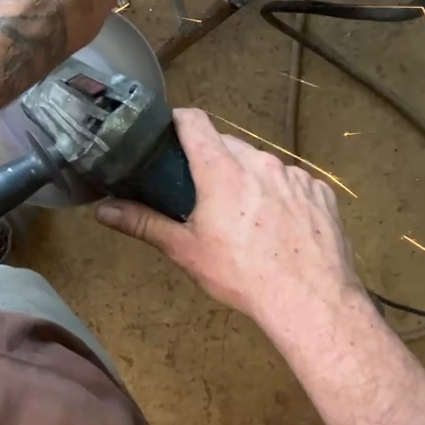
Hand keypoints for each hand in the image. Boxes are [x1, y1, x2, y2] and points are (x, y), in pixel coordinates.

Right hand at [95, 110, 364, 335]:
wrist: (312, 302)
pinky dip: (280, 194)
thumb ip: (143, 223)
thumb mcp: (185, 250)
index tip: (168, 137)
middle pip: (227, 143)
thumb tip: (102, 211)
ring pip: (260, 162)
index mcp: (221, 169)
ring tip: (244, 213)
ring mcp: (295, 176)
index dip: (177, 122)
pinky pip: (292, 181)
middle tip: (201, 191)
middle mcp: (259, 162)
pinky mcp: (322, 192)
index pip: (194, 121)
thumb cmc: (242, 275)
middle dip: (211, 159)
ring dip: (247, 176)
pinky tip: (278, 224)